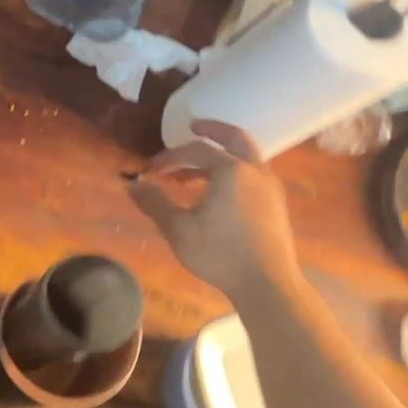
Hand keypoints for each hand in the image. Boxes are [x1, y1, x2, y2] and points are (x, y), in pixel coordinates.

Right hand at [128, 120, 299, 303]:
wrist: (265, 280)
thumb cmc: (218, 252)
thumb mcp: (177, 228)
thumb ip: (154, 203)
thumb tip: (132, 185)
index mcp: (230, 170)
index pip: (195, 150)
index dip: (169, 156)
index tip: (150, 170)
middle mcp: (254, 170)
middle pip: (234, 138)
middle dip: (212, 130)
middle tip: (194, 126)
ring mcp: (269, 186)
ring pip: (246, 157)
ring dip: (221, 155)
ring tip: (196, 170)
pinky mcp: (275, 204)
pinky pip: (252, 174)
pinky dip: (233, 172)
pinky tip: (218, 193)